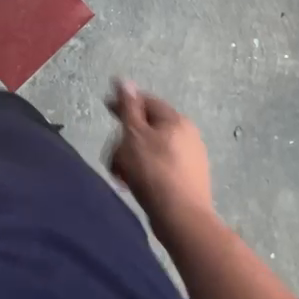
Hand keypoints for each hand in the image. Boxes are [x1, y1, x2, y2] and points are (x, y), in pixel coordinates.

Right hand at [108, 79, 214, 237]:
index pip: (146, 101)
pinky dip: (145, 169)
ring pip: (152, 148)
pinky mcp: (190, 179)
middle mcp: (188, 134)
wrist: (182, 218)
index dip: (124, 103)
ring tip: (121, 173)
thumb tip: (124, 80)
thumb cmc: (153, 171)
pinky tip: (135, 183)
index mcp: (176, 120)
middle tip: (112, 153)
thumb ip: (128, 107)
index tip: (106, 109)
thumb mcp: (134, 134)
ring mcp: (191, 158)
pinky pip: (161, 165)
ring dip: (132, 156)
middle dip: (126, 138)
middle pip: (148, 127)